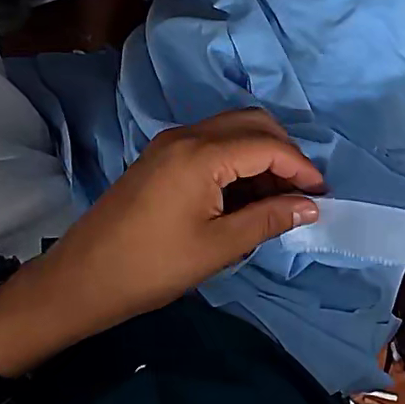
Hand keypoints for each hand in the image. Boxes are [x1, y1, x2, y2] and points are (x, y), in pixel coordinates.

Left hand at [0, 108, 325, 375]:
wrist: (82, 279)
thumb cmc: (152, 267)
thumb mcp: (218, 247)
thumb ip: (268, 219)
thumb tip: (311, 205)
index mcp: (201, 154)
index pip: (266, 145)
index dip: (300, 167)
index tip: (322, 195)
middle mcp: (186, 135)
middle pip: (251, 123)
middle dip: (284, 152)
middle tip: (302, 192)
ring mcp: (170, 143)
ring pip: (231, 130)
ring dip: (260, 155)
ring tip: (277, 199)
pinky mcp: (161, 156)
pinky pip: (211, 143)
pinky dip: (236, 160)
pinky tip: (244, 196)